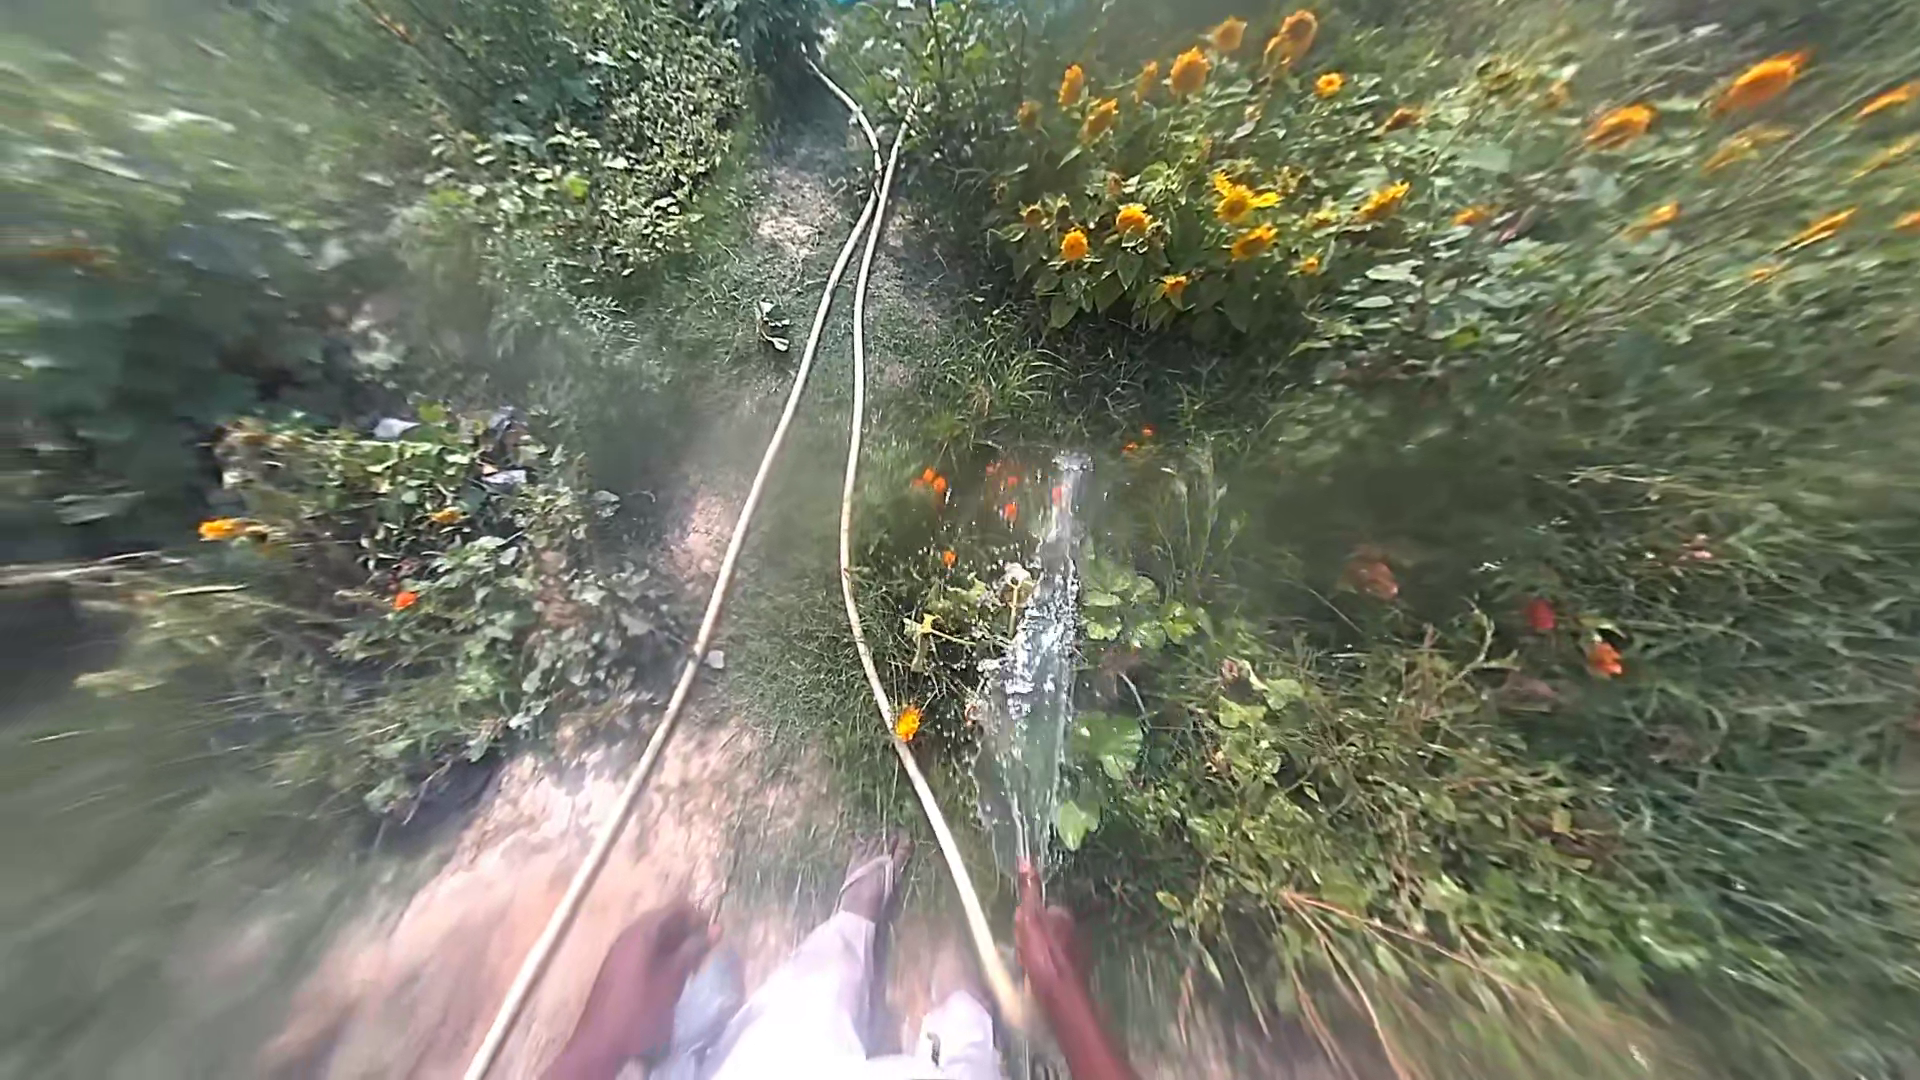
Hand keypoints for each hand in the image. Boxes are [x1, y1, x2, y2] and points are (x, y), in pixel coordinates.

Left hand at [548, 902, 714, 1078]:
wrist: (598, 1049)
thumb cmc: (640, 1008)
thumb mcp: (673, 977)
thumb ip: (695, 949)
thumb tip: (717, 927)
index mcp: (642, 931)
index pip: (676, 907)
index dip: (696, 916)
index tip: (711, 932)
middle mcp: (628, 936)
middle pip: (664, 921)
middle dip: (686, 930)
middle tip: (704, 946)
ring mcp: (619, 954)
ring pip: (654, 938)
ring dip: (674, 945)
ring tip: (691, 961)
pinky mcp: (615, 971)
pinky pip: (643, 951)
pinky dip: (660, 956)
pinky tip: (671, 974)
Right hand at [1015, 862, 1136, 1079]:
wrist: (1062, 999)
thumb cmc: (1043, 955)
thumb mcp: (1029, 918)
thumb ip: (1028, 890)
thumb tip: (1025, 858)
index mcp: (1062, 914)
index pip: (1040, 908)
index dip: (1026, 918)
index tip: (1018, 929)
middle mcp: (1074, 929)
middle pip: (1045, 927)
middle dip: (1032, 937)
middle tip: (1021, 950)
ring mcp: (1076, 953)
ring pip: (1049, 947)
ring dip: (1036, 954)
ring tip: (1026, 967)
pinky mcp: (1074, 974)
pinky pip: (1053, 965)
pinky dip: (1044, 970)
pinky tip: (1036, 980)